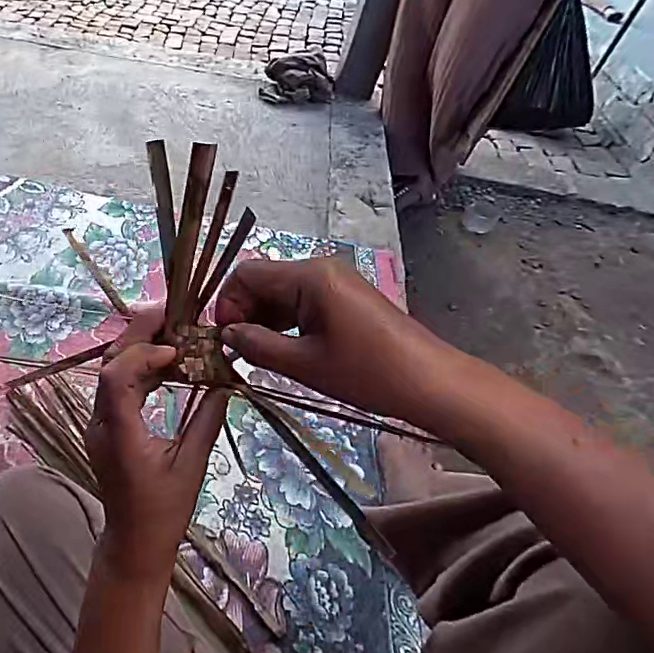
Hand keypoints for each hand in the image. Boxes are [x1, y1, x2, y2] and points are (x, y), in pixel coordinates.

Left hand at [86, 309, 225, 587]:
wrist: (134, 542)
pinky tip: (166, 360)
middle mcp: (101, 422)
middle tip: (171, 313)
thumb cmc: (163, 511)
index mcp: (119, 435)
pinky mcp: (106, 423)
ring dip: (138, 345)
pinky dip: (140, 365)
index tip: (175, 349)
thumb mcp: (192, 466)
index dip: (142, 354)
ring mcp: (99, 422)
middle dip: (138, 333)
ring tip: (172, 329)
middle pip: (109, 363)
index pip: (115, 378)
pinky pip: (118, 383)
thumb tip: (225, 382)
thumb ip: (206, 420)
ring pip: (110, 369)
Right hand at [214, 258, 447, 422]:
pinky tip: (281, 348)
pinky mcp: (344, 297)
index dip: (227, 303)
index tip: (222, 338)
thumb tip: (226, 334)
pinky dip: (284, 321)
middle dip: (243, 312)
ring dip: (262, 319)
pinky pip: (300, 301)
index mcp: (309, 276)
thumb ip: (258, 345)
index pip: (247, 273)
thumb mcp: (305, 364)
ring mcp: (334, 282)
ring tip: (255, 354)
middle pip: (262, 280)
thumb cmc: (368, 373)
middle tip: (234, 350)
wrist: (431, 383)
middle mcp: (320, 269)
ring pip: (280, 292)